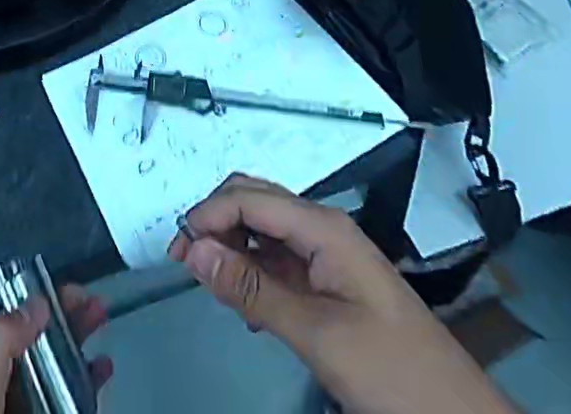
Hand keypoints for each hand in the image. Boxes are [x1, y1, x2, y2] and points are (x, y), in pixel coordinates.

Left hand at [0, 285, 112, 413]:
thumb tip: (35, 302)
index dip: (17, 293)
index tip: (53, 284)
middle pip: (26, 336)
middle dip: (58, 312)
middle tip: (90, 300)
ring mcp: (19, 412)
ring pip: (49, 364)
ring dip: (76, 337)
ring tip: (102, 319)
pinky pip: (67, 400)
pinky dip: (87, 380)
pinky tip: (104, 371)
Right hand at [167, 174, 502, 413]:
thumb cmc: (393, 372)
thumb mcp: (316, 334)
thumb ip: (252, 289)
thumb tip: (194, 250)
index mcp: (323, 227)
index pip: (250, 199)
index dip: (208, 215)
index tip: (177, 251)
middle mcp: (324, 228)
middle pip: (256, 199)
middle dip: (216, 218)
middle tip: (185, 260)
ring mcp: (328, 254)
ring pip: (265, 227)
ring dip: (232, 243)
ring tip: (209, 281)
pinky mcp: (329, 280)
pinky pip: (279, 258)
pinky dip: (252, 268)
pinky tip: (244, 302)